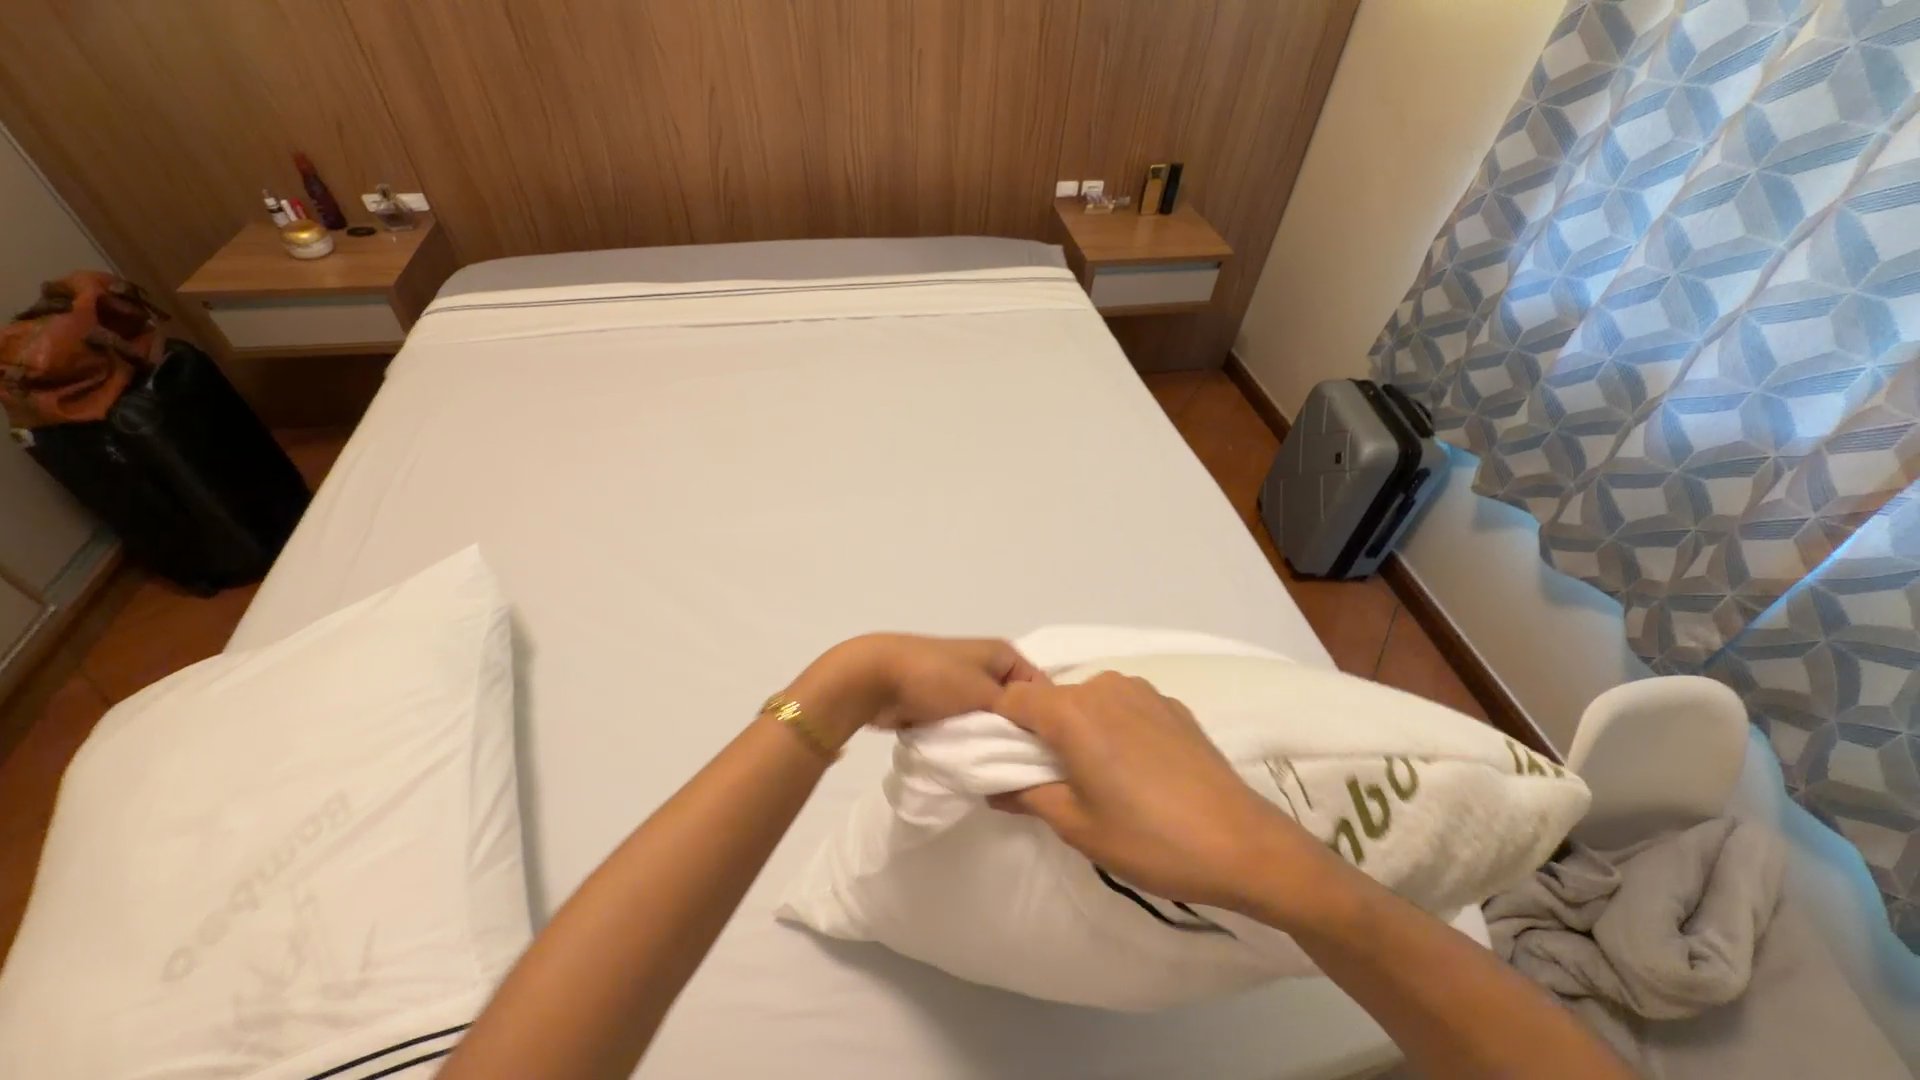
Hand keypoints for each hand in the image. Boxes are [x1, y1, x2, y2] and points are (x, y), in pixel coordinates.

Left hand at [782, 634, 1046, 746]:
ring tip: (1003, 771)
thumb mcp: (985, 695)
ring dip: (990, 742)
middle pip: (1017, 708)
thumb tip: (1038, 738)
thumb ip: (1017, 716)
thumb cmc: (935, 679)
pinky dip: (967, 743)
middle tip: (1029, 770)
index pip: (1044, 691)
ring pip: (989, 722)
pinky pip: (964, 729)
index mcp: (1004, 654)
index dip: (1050, 721)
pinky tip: (975, 765)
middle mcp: (987, 667)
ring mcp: (962, 686)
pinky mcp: (940, 705)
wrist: (873, 677)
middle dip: (1019, 736)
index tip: (1053, 756)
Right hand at [988, 674, 1329, 915]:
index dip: (997, 725)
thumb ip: (1027, 795)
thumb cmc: (1149, 839)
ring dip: (1079, 730)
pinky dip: (1114, 729)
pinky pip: (1125, 708)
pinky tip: (1135, 772)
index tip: (997, 759)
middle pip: (1052, 699)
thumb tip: (992, 786)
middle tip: (1046, 779)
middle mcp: (1106, 688)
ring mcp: (1145, 693)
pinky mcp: (1175, 707)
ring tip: (1095, 778)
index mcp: (1074, 712)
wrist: (1244, 846)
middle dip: (1038, 732)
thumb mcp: (1077, 826)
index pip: (1013, 698)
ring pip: (1089, 702)